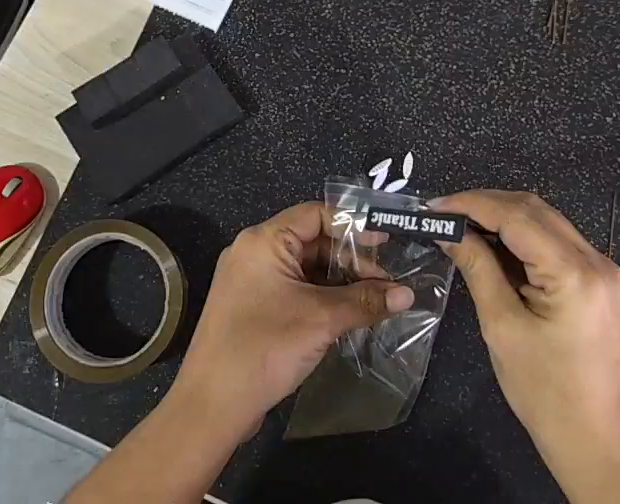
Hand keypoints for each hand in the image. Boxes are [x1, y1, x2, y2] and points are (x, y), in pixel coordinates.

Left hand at [170, 201, 413, 437]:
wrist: (211, 404)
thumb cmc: (265, 348)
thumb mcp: (321, 320)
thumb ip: (365, 301)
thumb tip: (408, 295)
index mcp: (264, 240)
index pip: (315, 214)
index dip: (352, 225)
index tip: (386, 243)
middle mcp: (253, 251)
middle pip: (311, 241)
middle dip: (350, 260)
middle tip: (386, 282)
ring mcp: (250, 280)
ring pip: (304, 268)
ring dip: (338, 281)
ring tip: (373, 300)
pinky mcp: (251, 306)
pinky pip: (292, 288)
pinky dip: (320, 296)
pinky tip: (346, 314)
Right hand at [431, 190, 619, 480]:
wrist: (598, 443)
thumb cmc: (545, 392)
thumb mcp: (502, 327)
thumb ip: (477, 269)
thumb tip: (448, 232)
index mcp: (575, 273)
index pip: (517, 216)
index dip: (472, 204)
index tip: (433, 206)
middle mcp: (597, 261)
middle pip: (534, 210)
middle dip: (486, 205)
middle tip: (443, 214)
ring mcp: (604, 270)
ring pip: (546, 221)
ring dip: (503, 218)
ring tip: (461, 226)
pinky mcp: (601, 282)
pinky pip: (557, 242)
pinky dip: (523, 237)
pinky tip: (493, 246)